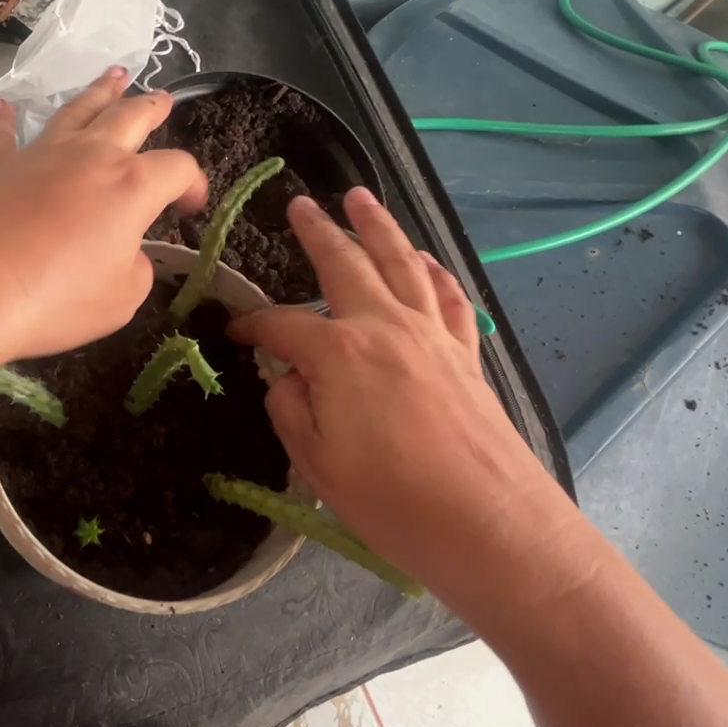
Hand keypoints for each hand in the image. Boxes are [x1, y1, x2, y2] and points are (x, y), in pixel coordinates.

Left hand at [0, 67, 206, 364]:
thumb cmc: (55, 297)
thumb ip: (134, 269)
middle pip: (128, 117)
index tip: (192, 208)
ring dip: (97, 92)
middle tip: (163, 97)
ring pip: (75, 112)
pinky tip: (3, 106)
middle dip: (151, 106)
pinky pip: (3, 136)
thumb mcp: (120, 299)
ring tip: (114, 74)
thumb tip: (124, 252)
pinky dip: (5, 120)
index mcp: (131, 185)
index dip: (194, 184)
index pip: (178, 168)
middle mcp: (89, 156)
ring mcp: (39, 155)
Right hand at [229, 189, 574, 588]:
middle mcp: (384, 326)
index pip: (281, 325)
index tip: (233, 331)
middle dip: (317, 230)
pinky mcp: (465, 355)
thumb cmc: (394, 502)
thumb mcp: (316, 463)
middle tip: (299, 204)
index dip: (251, 326)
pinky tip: (425, 259)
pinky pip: (448, 297)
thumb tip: (289, 377)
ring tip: (360, 196)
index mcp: (338, 352)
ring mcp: (431, 336)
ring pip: (402, 263)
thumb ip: (290, 407)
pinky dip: (435, 271)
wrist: (494, 529)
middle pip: (344, 264)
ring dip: (379, 226)